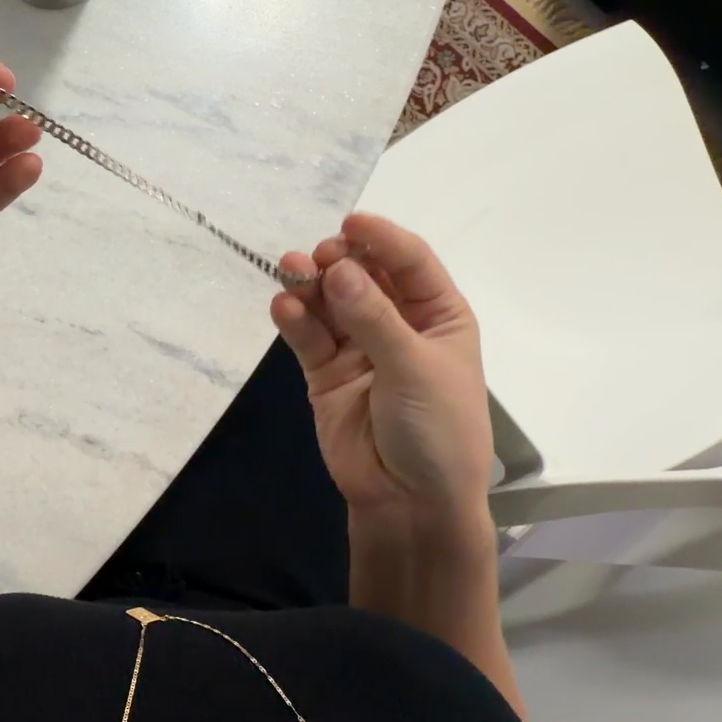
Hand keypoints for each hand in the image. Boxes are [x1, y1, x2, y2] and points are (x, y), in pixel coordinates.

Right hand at [269, 213, 493, 520]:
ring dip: (310, 287)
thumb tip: (337, 270)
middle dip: (340, 262)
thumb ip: (373, 319)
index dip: (382, 239)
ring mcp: (358, 350)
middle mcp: (396, 325)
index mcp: (438, 316)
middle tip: (317, 258)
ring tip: (289, 273)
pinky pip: (308, 339)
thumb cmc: (436, 429)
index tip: (350, 222)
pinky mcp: (325, 374)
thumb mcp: (414, 368)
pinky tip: (282, 307)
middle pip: (363, 278)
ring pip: (329, 306)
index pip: (410, 264)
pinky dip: (295, 322)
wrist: (409, 499)